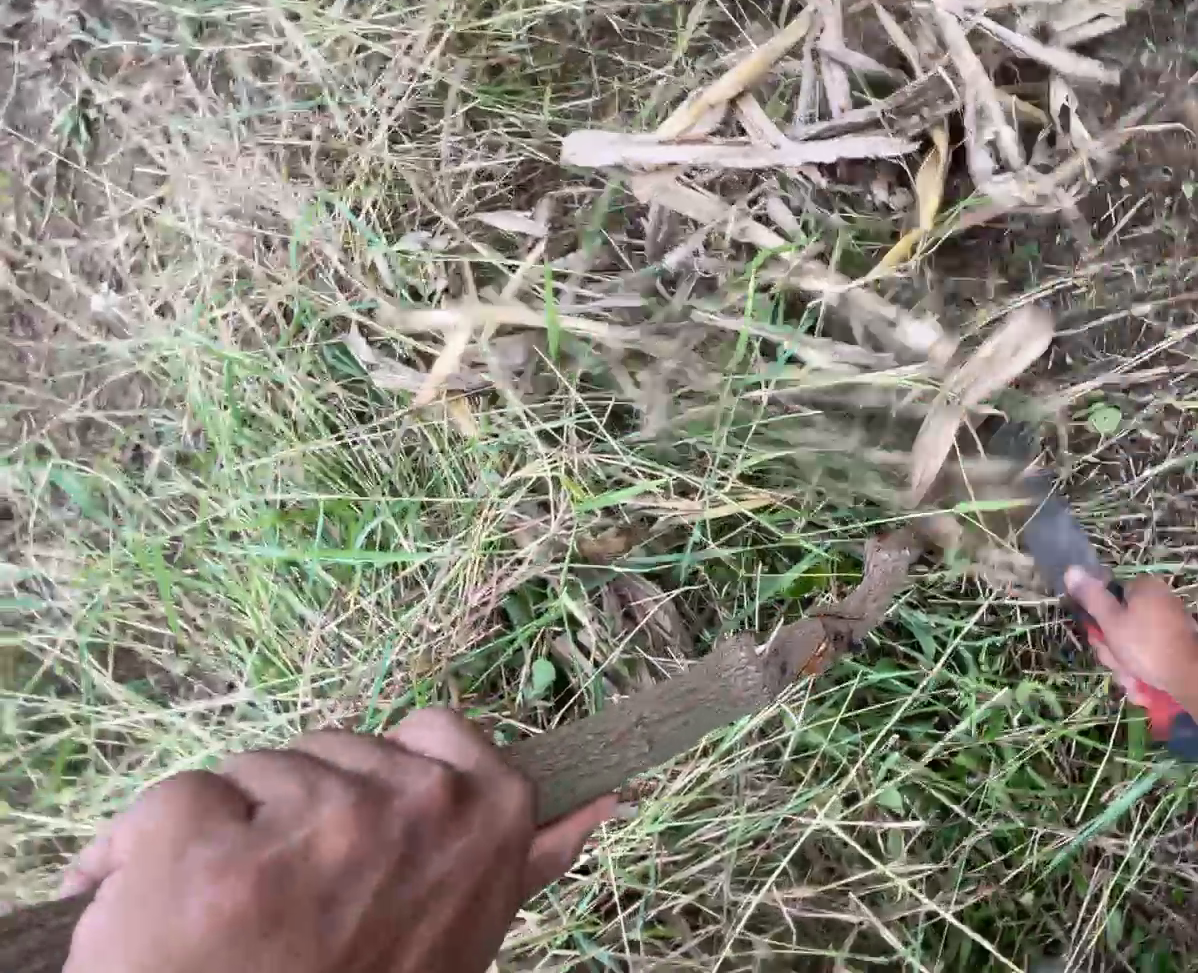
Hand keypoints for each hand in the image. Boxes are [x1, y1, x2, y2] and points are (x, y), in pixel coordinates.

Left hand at [60, 709, 615, 972]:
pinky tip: (142, 908)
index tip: (365, 831)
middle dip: (303, 807)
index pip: (433, 730)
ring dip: (226, 831)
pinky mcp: (204, 853)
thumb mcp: (476, 923)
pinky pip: (168, 801)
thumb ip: (540, 854)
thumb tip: (613, 796)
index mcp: (494, 807)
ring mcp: (319, 821)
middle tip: (290, 897)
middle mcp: (421, 798)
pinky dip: (130, 853)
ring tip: (222, 915)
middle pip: (335, 749)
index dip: (387, 774)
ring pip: (253, 770)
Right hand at [1064, 568, 1197, 705]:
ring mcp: (1169, 626)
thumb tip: (1071, 569)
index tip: (1101, 640)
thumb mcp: (1111, 621)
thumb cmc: (1148, 646)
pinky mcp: (1176, 648)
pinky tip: (1145, 687)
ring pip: (1132, 647)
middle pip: (1119, 625)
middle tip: (1120, 663)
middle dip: (1114, 651)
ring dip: (1126, 668)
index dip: (1100, 623)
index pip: (1108, 598)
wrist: (1195, 679)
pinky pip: (1148, 659)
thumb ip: (1091, 597)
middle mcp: (1158, 601)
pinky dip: (1143, 674)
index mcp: (1144, 588)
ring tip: (1135, 680)